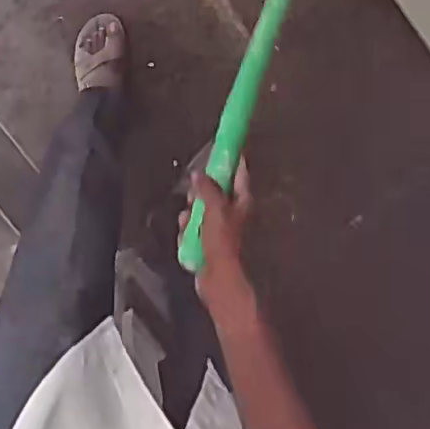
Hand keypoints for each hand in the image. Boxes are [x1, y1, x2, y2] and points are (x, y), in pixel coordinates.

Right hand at [181, 160, 256, 323]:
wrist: (221, 282)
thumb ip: (207, 189)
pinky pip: (193, 229)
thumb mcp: (215, 209)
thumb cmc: (224, 242)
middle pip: (214, 191)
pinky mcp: (208, 244)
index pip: (239, 174)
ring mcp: (220, 230)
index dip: (232, 159)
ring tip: (189, 221)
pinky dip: (188, 232)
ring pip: (201, 210)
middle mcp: (233, 214)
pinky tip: (187, 237)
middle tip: (193, 194)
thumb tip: (199, 173)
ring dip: (192, 213)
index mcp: (242, 202)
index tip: (223, 147)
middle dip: (201, 192)